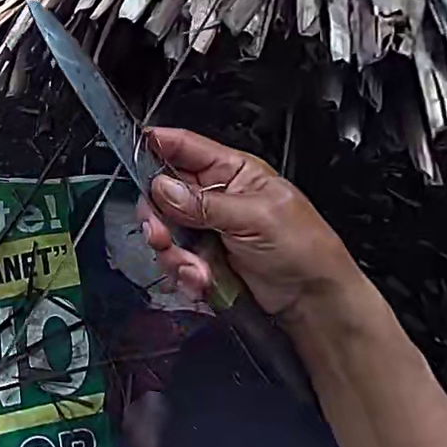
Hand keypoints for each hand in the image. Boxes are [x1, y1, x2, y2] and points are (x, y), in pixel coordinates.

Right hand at [135, 127, 366, 321]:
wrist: (313, 301)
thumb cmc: (306, 248)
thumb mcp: (258, 217)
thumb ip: (206, 203)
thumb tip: (164, 187)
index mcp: (231, 171)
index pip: (185, 147)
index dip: (156, 145)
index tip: (133, 152)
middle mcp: (214, 195)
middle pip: (162, 192)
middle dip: (157, 217)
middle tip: (162, 235)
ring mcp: (205, 227)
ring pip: (164, 230)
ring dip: (173, 253)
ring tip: (196, 268)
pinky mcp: (202, 257)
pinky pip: (174, 260)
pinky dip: (183, 274)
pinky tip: (203, 281)